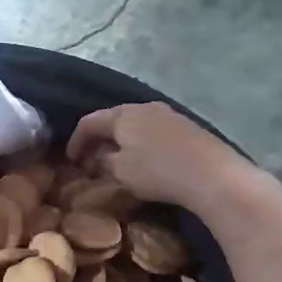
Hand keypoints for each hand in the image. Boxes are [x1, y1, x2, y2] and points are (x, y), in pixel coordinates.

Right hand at [67, 103, 265, 213]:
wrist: (212, 174)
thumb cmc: (158, 171)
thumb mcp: (121, 171)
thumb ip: (104, 163)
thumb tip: (100, 159)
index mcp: (122, 114)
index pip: (89, 122)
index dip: (76, 141)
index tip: (70, 161)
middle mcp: (144, 107)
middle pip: (113, 120)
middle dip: (99, 141)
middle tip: (91, 163)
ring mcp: (168, 115)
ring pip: (135, 126)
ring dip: (122, 143)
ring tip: (117, 163)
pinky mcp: (187, 127)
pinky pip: (154, 133)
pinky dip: (141, 145)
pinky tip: (145, 162)